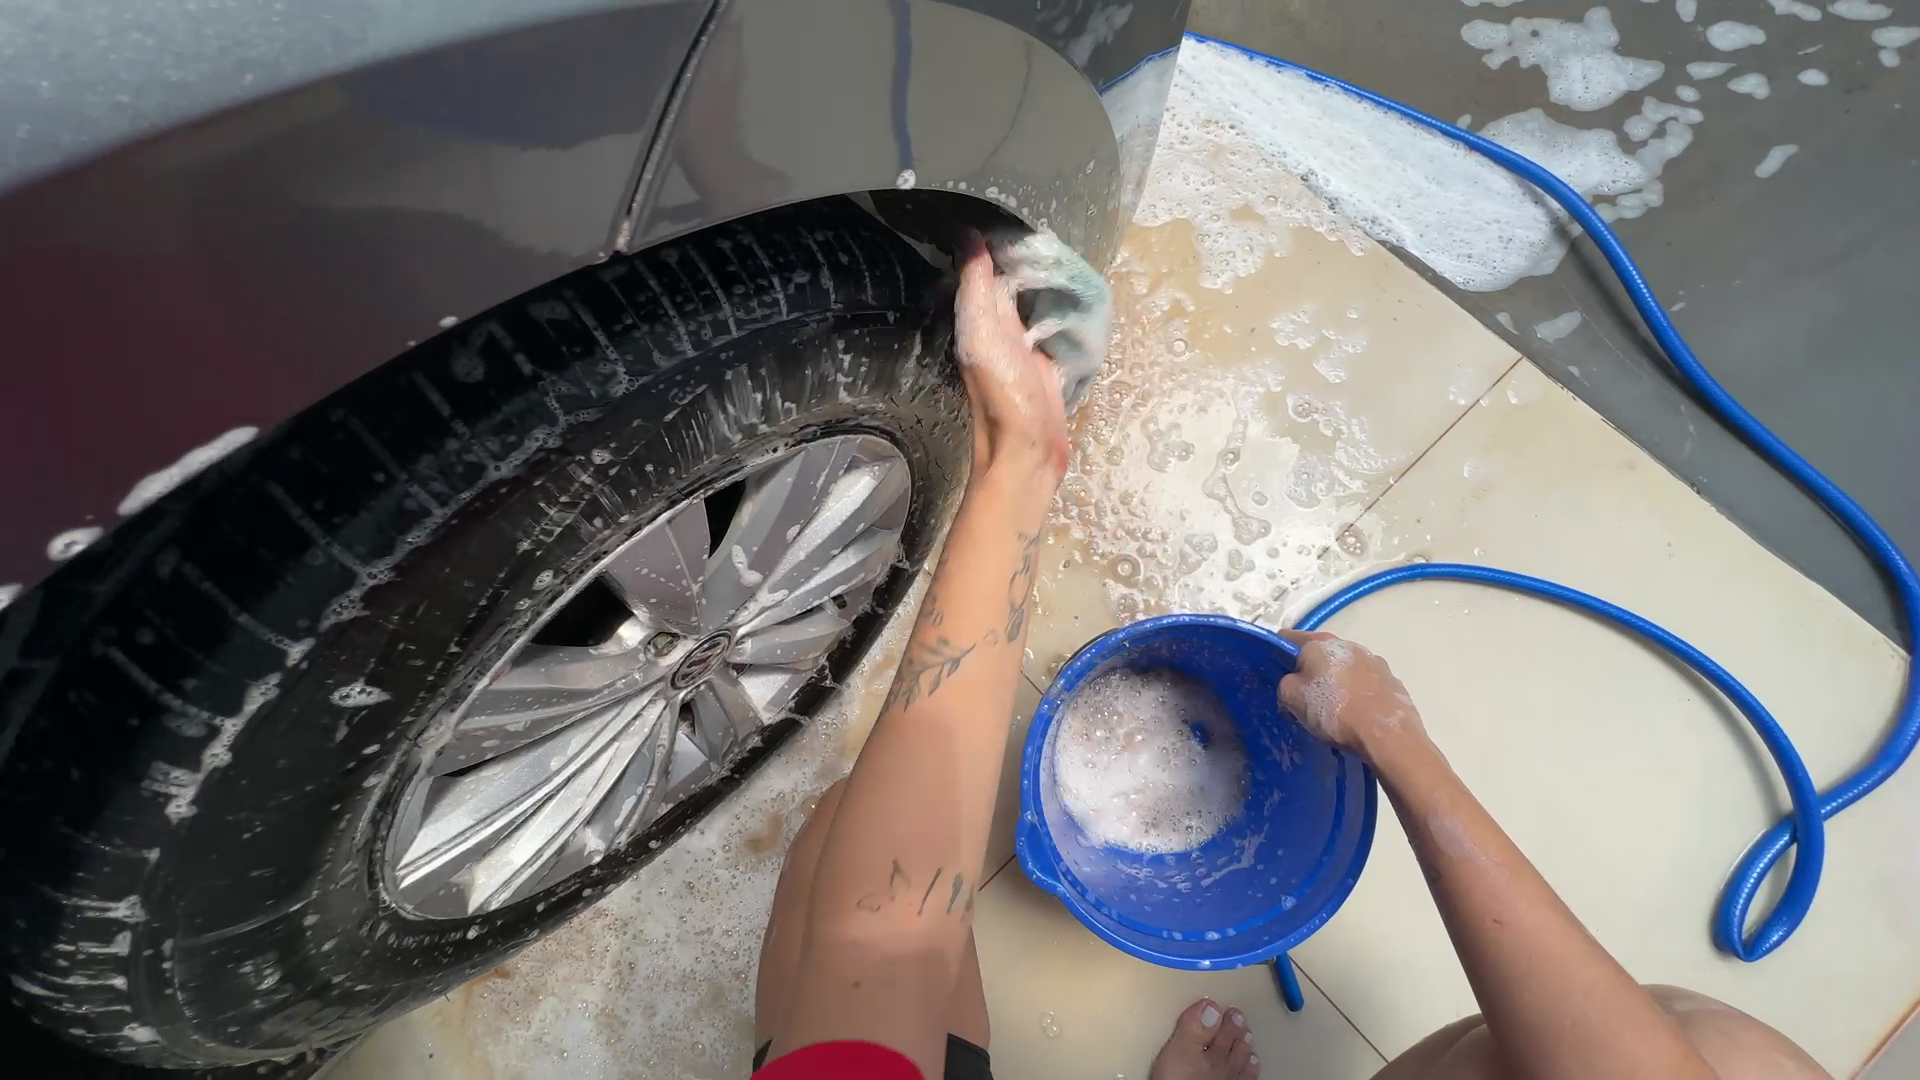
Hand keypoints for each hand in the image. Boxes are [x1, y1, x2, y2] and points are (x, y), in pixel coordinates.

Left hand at [953, 229, 1070, 487]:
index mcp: (981, 320)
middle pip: (1014, 282)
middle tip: (1055, 215)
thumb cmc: (1003, 398)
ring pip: (1037, 302)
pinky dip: (1068, 309)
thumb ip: (975, 290)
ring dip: (1051, 279)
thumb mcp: (983, 337)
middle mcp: (1002, 330)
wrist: (1028, 455)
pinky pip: (1058, 327)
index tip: (1016, 199)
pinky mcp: (1052, 367)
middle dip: (1029, 254)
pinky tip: (1081, 290)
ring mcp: (1029, 349)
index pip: (985, 267)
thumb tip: (966, 235)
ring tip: (1072, 244)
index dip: (997, 238)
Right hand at [1277, 630, 1426, 763]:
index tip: (1275, 673)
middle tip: (1302, 695)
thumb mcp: (1290, 698)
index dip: (1277, 654)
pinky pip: (1366, 683)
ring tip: (1332, 708)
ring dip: (1335, 681)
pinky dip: (1357, 693)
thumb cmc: (1333, 711)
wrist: (1388, 737)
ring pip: (1344, 668)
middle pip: (1319, 653)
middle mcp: (1348, 644)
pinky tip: (1356, 715)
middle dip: (1309, 669)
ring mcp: (1375, 662)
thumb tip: (1293, 685)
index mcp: (1319, 643)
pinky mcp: (1393, 682)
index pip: (1287, 638)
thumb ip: (1285, 684)